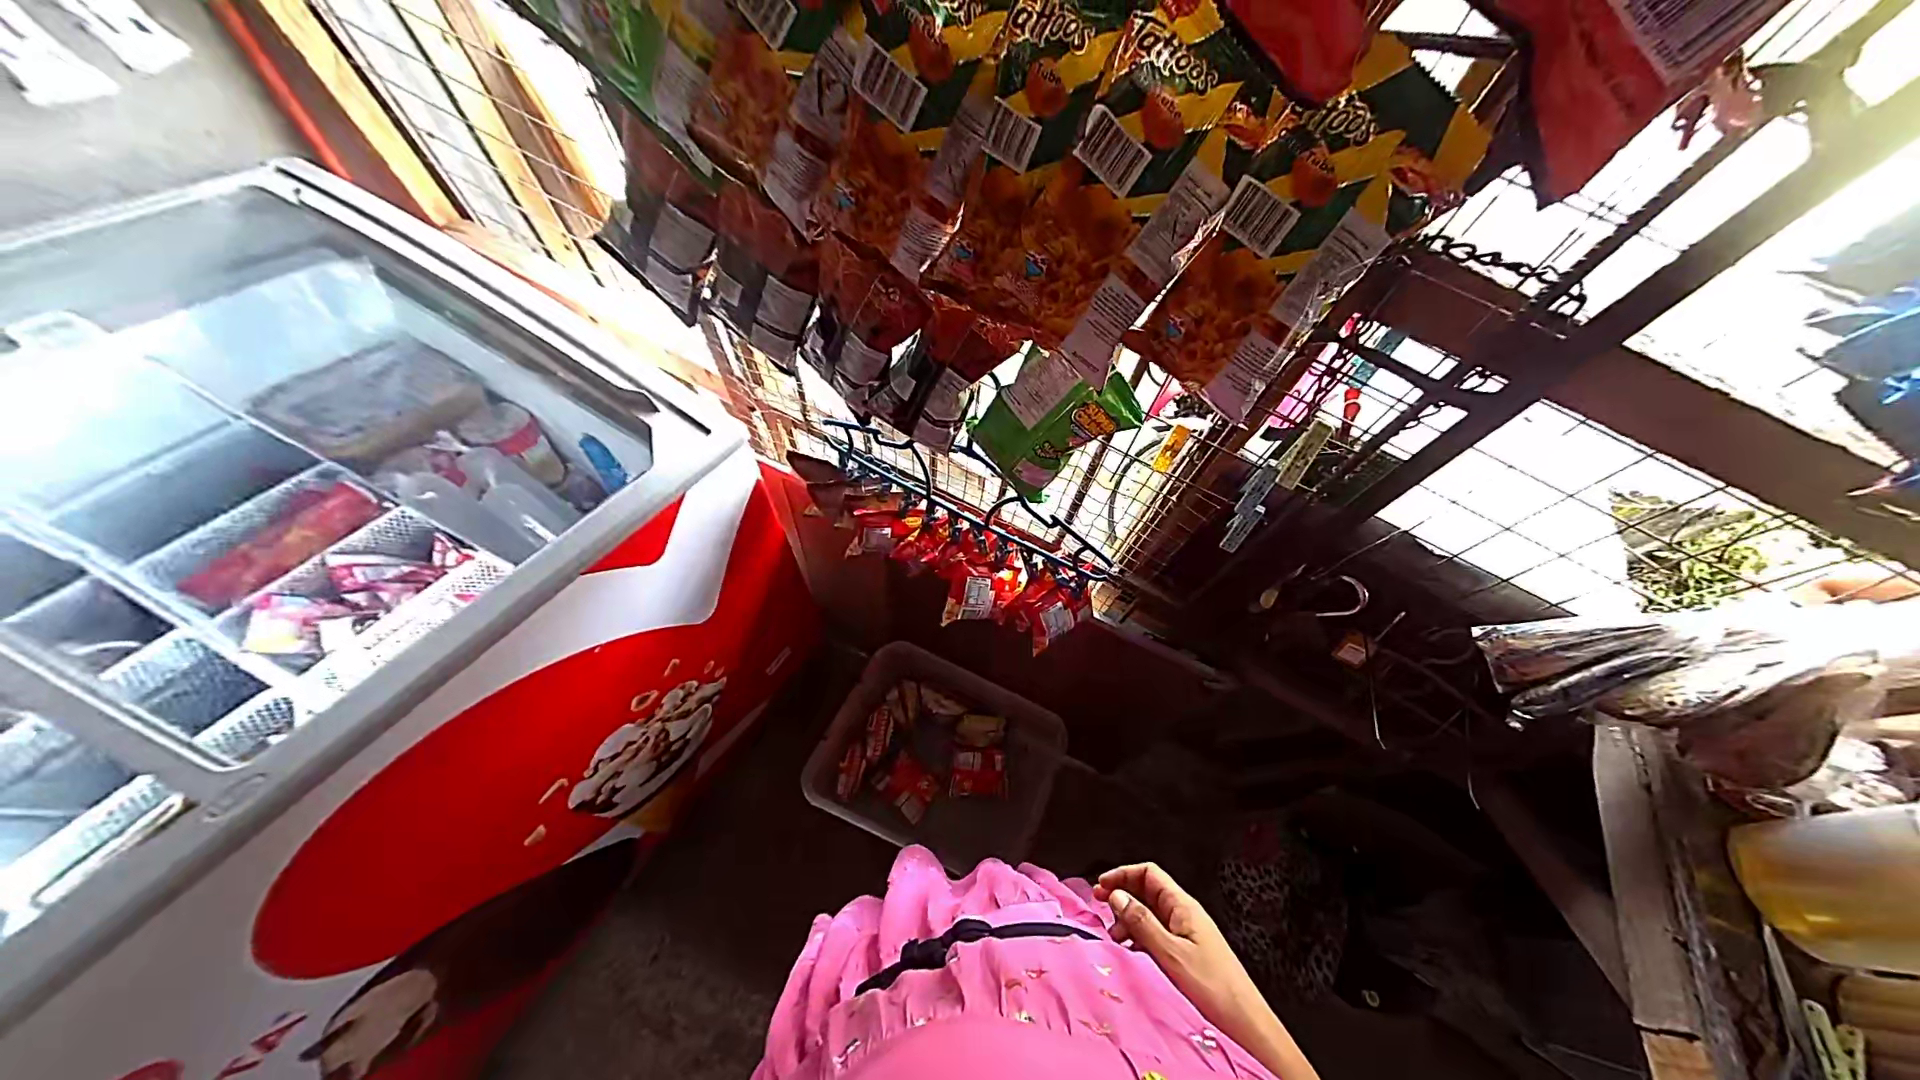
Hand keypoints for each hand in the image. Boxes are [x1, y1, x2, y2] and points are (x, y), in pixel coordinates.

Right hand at [1095, 863, 1319, 1079]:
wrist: (1245, 1021)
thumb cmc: (1213, 987)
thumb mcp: (1170, 952)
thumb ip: (1141, 921)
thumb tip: (1117, 895)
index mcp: (1182, 906)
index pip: (1148, 873)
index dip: (1123, 874)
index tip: (1102, 886)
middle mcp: (1184, 913)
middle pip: (1147, 890)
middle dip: (1122, 894)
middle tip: (1100, 904)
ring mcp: (1186, 932)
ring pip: (1149, 912)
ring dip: (1128, 918)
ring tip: (1116, 935)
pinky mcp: (1186, 950)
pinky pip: (1156, 932)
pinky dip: (1139, 935)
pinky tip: (1131, 949)